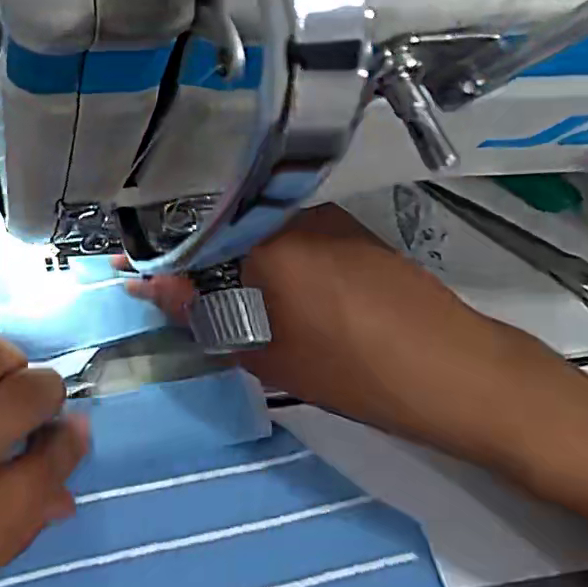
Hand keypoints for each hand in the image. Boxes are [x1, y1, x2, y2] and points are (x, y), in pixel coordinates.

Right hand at [120, 203, 587, 464]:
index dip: (153, 252)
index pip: (187, 231)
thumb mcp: (262, 348)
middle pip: (218, 221)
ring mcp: (325, 218)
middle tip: (167, 288)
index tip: (126, 267)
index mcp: (263, 233)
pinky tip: (263, 287)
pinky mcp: (349, 233)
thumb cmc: (353, 368)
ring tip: (210, 290)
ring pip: (252, 228)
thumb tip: (146, 286)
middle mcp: (291, 212)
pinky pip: (286, 234)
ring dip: (225, 254)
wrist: (462, 374)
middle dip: (186, 252)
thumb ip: (197, 310)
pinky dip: (261, 256)